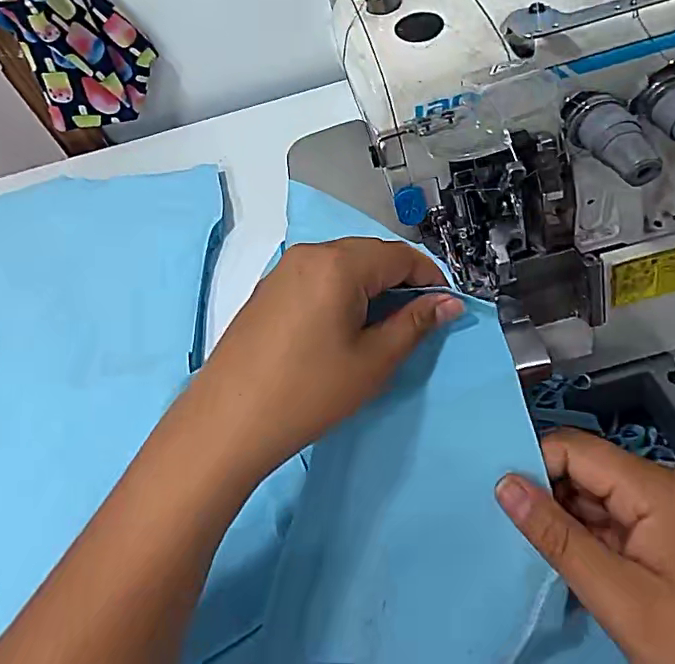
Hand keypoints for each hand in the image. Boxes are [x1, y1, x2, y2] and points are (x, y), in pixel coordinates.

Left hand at [181, 237, 459, 478]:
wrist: (228, 420)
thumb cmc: (308, 392)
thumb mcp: (373, 361)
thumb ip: (414, 324)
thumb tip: (446, 303)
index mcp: (338, 263)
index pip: (399, 255)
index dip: (429, 277)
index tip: (445, 305)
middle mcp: (309, 253)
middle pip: (370, 254)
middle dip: (399, 280)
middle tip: (416, 321)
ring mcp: (284, 269)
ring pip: (343, 263)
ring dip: (370, 286)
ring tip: (380, 328)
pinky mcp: (268, 288)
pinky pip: (317, 275)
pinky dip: (340, 291)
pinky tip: (342, 327)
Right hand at [496, 430, 674, 663]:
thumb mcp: (623, 598)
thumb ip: (560, 538)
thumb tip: (506, 485)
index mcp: (653, 488)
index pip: (573, 448)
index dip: (534, 464)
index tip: (500, 496)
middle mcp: (660, 491)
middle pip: (583, 470)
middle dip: (546, 494)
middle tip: (508, 527)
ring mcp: (666, 519)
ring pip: (594, 499)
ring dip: (564, 521)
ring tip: (531, 548)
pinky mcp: (668, 546)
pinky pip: (612, 526)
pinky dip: (586, 542)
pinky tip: (566, 566)